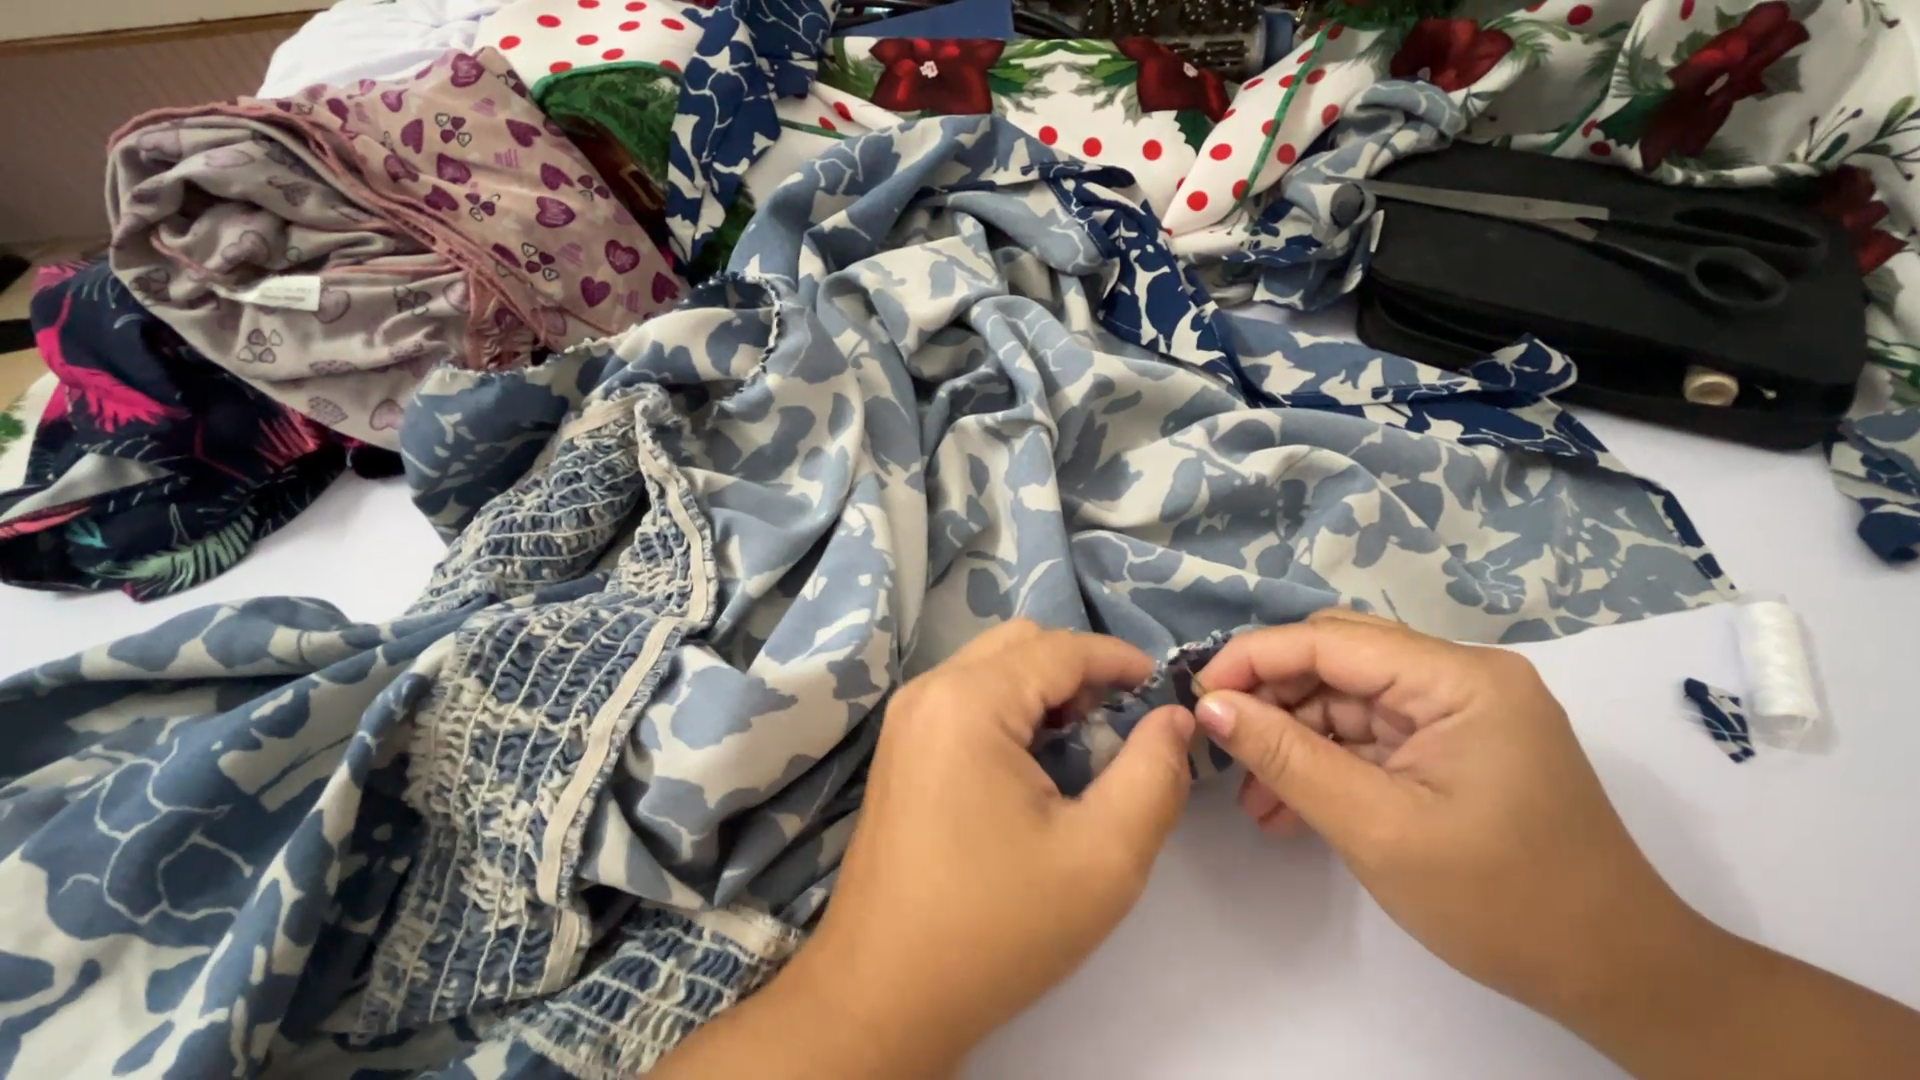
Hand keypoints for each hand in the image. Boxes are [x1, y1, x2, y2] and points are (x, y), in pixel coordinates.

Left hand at [776, 620, 1195, 1072]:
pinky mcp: (899, 751)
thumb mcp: (1103, 855)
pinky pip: (965, 700)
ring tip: (1085, 746)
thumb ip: (1154, 773)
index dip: (1121, 660)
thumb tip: (1174, 718)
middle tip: (1122, 723)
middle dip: (1080, 670)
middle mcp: (928, 692)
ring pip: (991, 668)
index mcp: (968, 701)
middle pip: (1020, 645)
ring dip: (1045, 690)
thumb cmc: (998, 926)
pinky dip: (1011, 711)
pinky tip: (1036, 766)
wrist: (886, 994)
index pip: (1060, 649)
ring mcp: (905, 721)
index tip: (1166, 690)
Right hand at [1191, 609, 1699, 1016]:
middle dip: (1271, 697)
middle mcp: (1462, 677)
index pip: (1330, 639)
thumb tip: (1209, 706)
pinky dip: (1324, 762)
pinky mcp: (1454, 745)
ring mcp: (1460, 711)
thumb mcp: (1375, 827)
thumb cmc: (1501, 901)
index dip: (1254, 659)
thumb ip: (1286, 757)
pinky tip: (1286, 807)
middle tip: (1219, 741)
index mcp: (1460, 679)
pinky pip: (1369, 734)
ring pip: (1346, 698)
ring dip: (1292, 738)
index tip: (1196, 696)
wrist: (1617, 977)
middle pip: (1337, 659)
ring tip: (1252, 797)